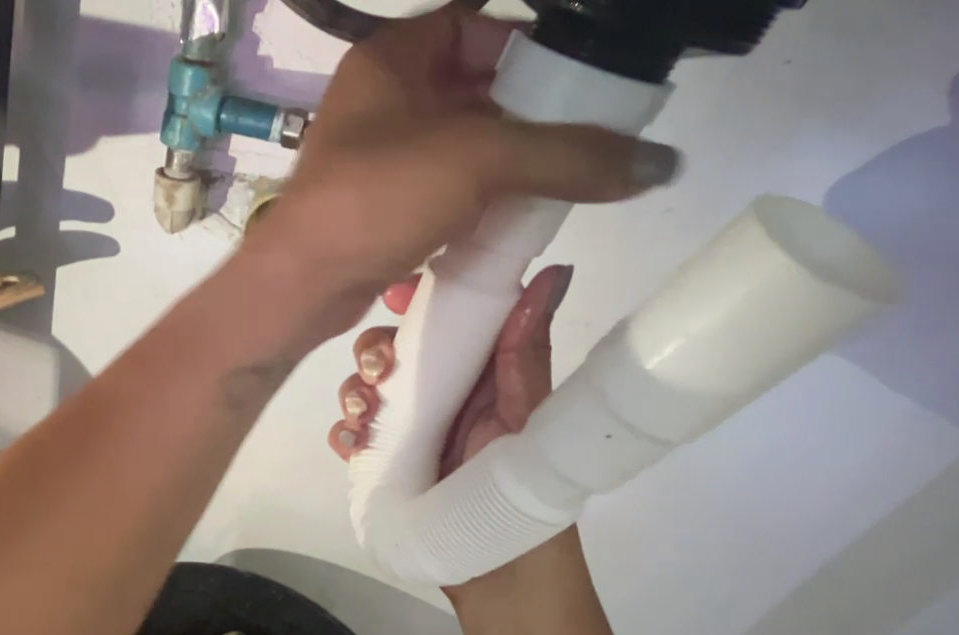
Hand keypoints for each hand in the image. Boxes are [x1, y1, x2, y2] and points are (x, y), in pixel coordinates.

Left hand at [239, 6, 673, 341]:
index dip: (529, 42)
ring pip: (457, 146)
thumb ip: (570, 155)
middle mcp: (380, 101)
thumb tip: (658, 163)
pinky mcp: (376, 210)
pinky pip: (440, 192)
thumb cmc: (376, 199)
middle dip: (526, 113)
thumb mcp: (479, 160)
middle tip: (581, 136)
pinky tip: (510, 220)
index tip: (578, 78)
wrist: (300, 285)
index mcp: (392, 58)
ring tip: (556, 182)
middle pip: (473, 88)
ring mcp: (374, 159)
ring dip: (503, 164)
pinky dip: (475, 201)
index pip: (475, 22)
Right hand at [329, 262, 568, 472]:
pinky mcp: (380, 464)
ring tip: (364, 412)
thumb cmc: (520, 482)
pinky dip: (343, 433)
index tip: (396, 295)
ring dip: (353, 391)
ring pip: (361, 390)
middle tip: (379, 369)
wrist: (500, 564)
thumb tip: (552, 274)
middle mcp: (433, 393)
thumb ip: (525, 352)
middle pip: (386, 351)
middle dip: (372, 349)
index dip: (411, 300)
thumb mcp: (525, 411)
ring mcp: (402, 429)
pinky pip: (348, 437)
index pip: (435, 319)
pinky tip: (353, 441)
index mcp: (472, 370)